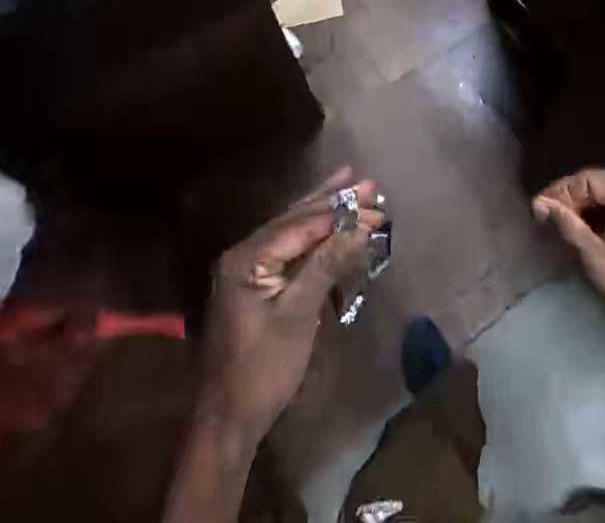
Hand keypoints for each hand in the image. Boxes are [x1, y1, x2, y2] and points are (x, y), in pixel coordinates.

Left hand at [196, 167, 385, 445]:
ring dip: (325, 212)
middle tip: (369, 182)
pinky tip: (332, 224)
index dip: (341, 211)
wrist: (227, 421)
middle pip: (296, 218)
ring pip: (293, 231)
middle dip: (333, 200)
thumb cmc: (262, 368)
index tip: (376, 201)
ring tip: (350, 184)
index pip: (302, 223)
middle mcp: (245, 254)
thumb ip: (326, 265)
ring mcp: (249, 270)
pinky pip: (292, 250)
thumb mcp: (298, 315)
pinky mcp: (258, 286)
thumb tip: (360, 226)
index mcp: (247, 257)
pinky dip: (316, 237)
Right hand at [532, 169, 604, 399]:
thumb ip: (569, 227)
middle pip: (602, 181)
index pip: (591, 179)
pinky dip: (600, 212)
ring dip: (585, 203)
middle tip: (547, 212)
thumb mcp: (597, 261)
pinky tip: (583, 228)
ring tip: (560, 221)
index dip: (562, 189)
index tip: (540, 207)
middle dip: (572, 194)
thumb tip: (540, 203)